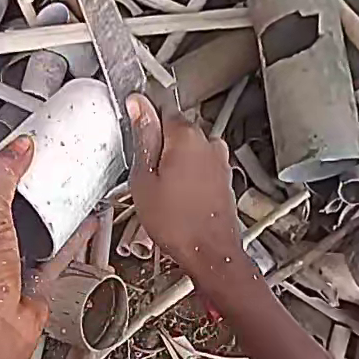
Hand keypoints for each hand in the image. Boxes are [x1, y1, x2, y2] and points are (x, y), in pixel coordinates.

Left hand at [0, 135, 88, 358]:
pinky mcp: (38, 275)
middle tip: (53, 160)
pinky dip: (74, 235)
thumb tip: (17, 148)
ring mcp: (15, 259)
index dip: (0, 164)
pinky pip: (59, 249)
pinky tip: (88, 220)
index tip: (21, 145)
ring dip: (55, 207)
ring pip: (38, 225)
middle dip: (32, 184)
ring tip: (72, 184)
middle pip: (14, 203)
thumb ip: (2, 182)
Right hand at [126, 93, 245, 284]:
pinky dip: (187, 177)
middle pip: (176, 130)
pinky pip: (199, 166)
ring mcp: (219, 160)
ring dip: (173, 163)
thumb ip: (143, 137)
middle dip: (159, 146)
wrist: (209, 253)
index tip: (135, 137)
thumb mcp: (144, 179)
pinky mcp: (223, 177)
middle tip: (146, 176)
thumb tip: (138, 106)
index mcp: (186, 136)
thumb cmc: (177, 224)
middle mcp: (208, 142)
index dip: (144, 121)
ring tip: (162, 192)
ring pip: (188, 150)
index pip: (161, 108)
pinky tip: (177, 200)